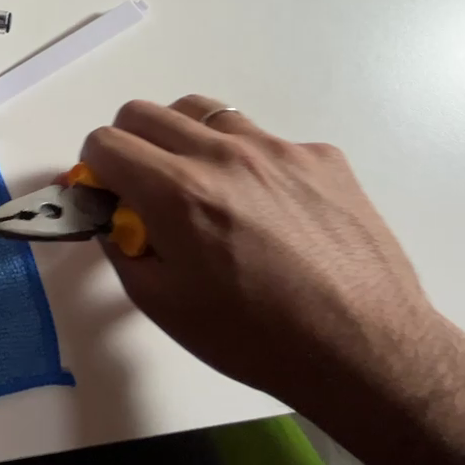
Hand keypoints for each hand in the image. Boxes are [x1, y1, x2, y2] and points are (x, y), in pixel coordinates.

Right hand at [83, 95, 464, 419]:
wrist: (369, 354)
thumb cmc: (253, 338)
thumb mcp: (160, 303)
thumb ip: (121, 245)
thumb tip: (111, 214)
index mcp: (176, 193)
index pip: (104, 142)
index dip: (95, 169)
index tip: (110, 196)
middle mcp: (221, 156)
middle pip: (142, 113)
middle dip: (128, 145)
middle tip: (145, 187)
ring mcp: (276, 149)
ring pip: (200, 110)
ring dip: (181, 138)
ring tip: (200, 182)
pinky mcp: (320, 156)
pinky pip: (261, 137)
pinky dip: (244, 160)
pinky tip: (265, 206)